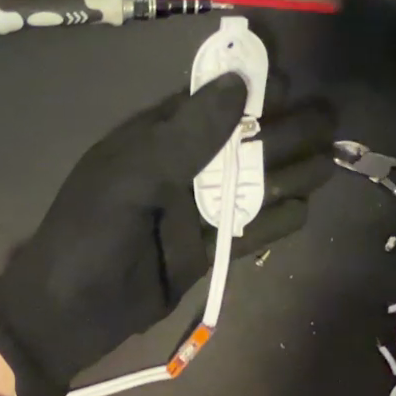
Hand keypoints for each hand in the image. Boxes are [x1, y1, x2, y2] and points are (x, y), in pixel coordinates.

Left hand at [0, 74, 337, 395]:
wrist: (67, 313)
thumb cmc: (89, 235)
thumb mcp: (131, 177)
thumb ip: (185, 134)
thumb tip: (239, 84)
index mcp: (154, 142)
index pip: (210, 104)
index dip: (249, 90)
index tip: (287, 82)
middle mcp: (179, 171)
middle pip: (240, 145)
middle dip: (283, 131)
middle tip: (327, 123)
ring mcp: (192, 215)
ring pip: (249, 188)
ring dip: (288, 174)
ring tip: (328, 162)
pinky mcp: (202, 255)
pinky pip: (245, 234)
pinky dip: (273, 223)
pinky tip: (304, 209)